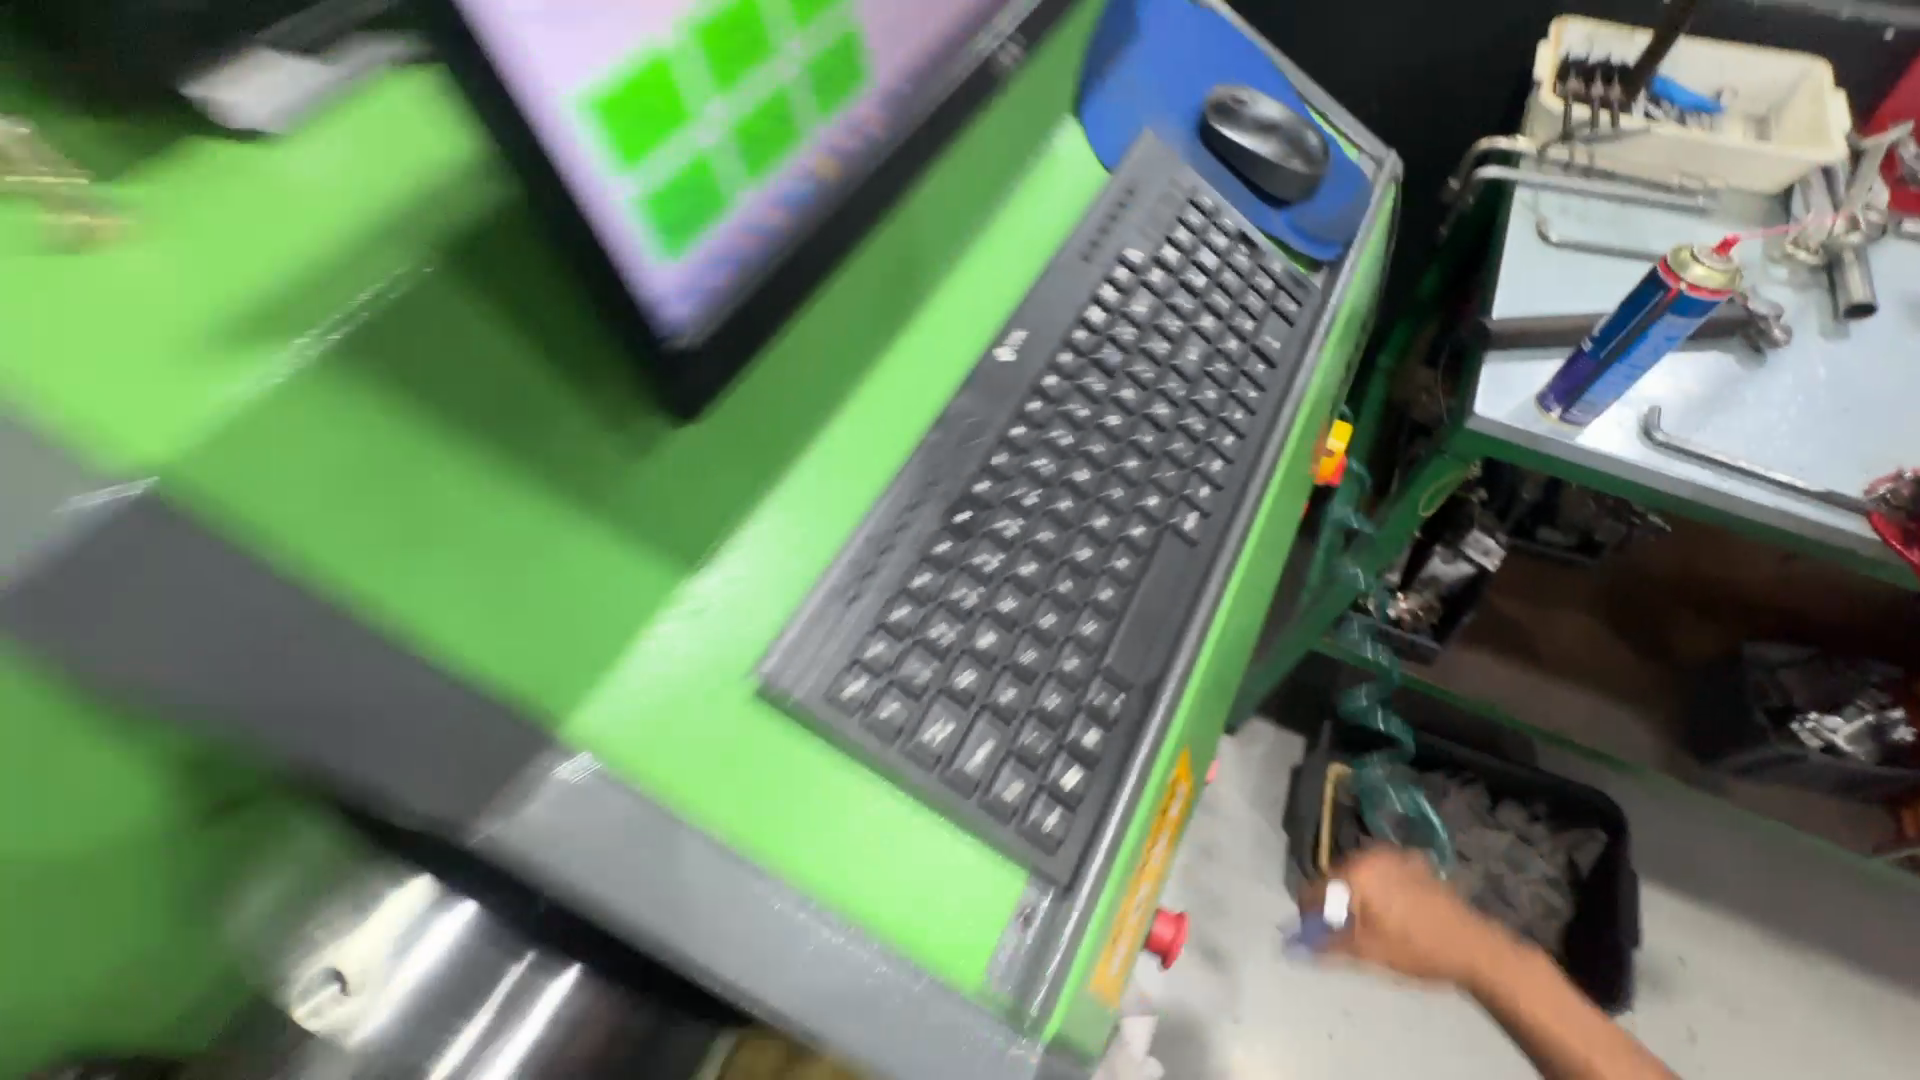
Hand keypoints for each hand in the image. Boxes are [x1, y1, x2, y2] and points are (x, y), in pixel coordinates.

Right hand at [1299, 846, 1519, 986]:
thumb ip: (1327, 943)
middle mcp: (1371, 854)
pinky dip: (1378, 886)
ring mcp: (1396, 855)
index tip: (1311, 932)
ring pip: (1360, 872)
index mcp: (1355, 872)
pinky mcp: (1416, 862)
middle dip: (1334, 901)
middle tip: (1340, 929)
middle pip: (1336, 876)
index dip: (1309, 912)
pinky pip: (1383, 870)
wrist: (1476, 948)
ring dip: (1355, 893)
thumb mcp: (1368, 951)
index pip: (1315, 888)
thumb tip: (1297, 944)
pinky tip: (1390, 909)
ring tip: (1365, 921)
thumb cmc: (1417, 949)